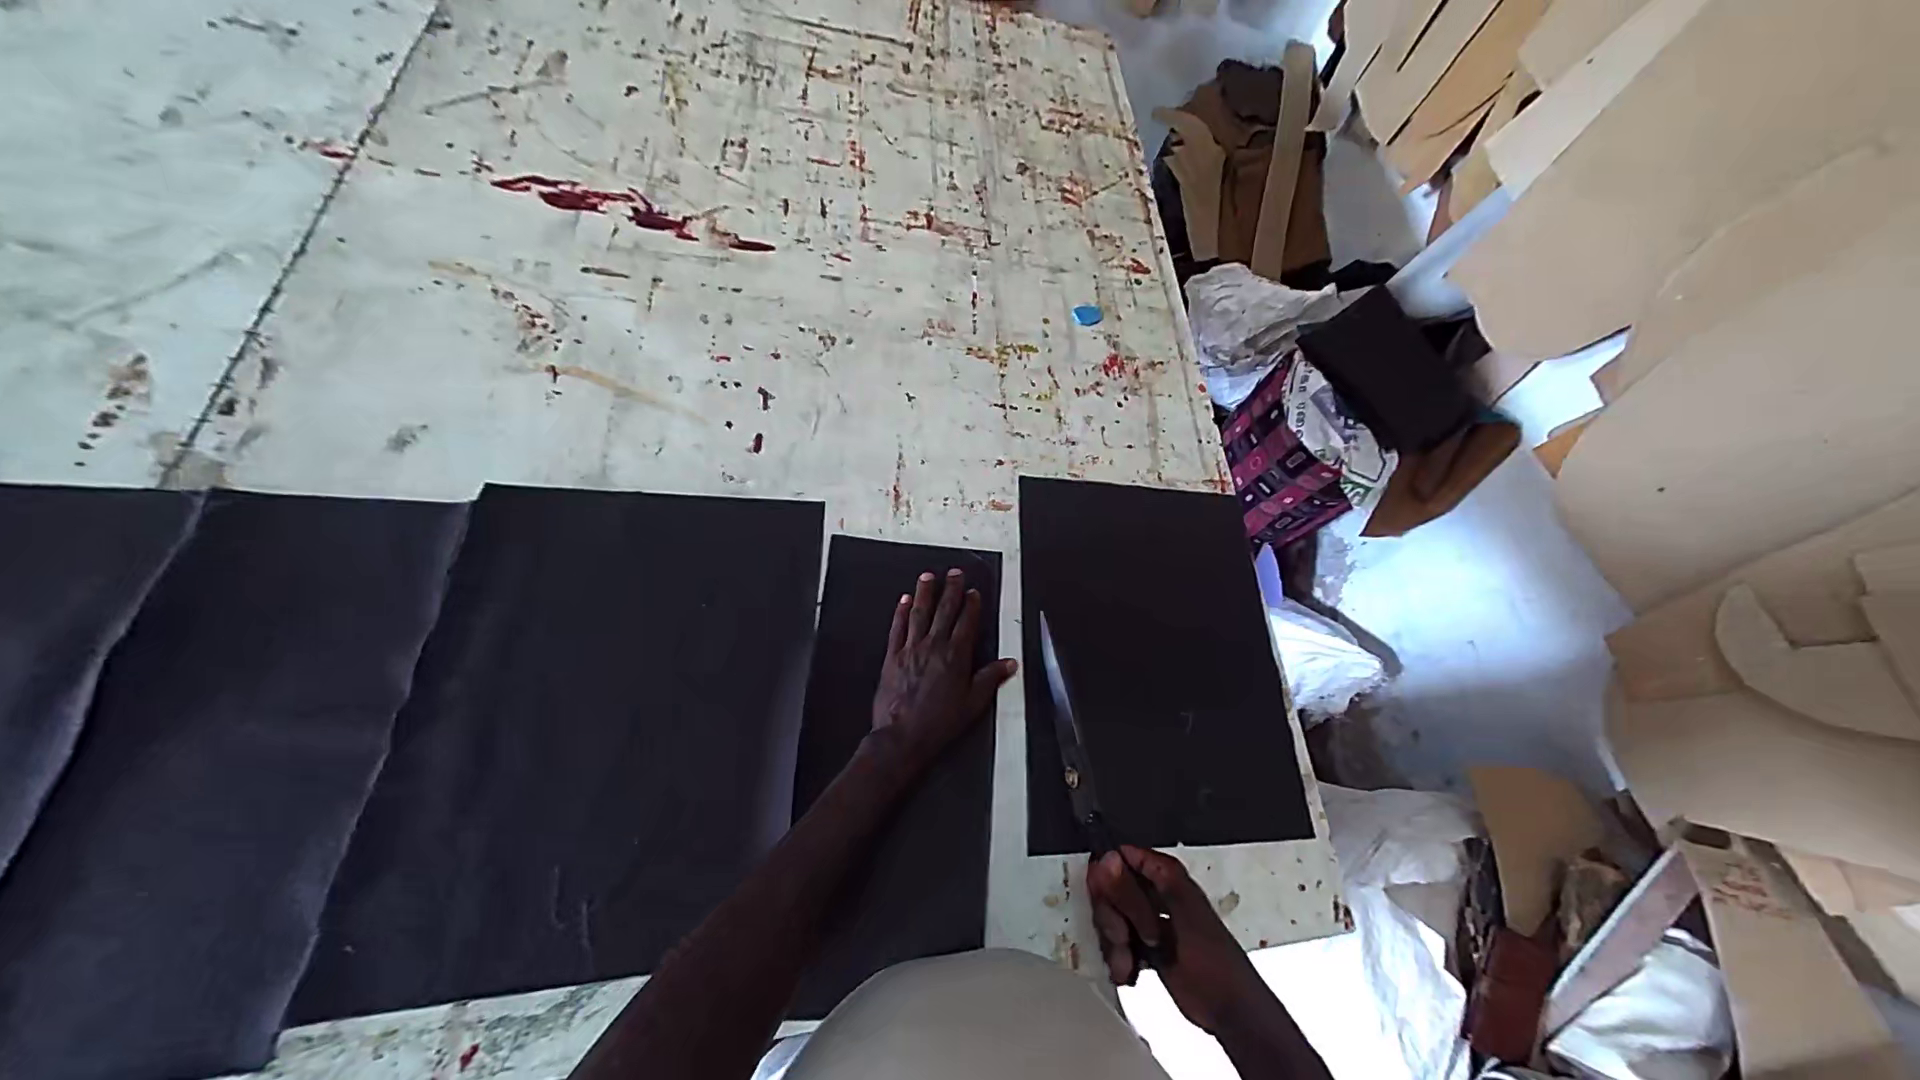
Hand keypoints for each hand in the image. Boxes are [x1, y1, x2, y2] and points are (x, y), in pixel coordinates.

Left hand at [868, 569, 1017, 771]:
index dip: (971, 605)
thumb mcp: (973, 703)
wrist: (903, 736)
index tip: (973, 592)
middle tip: (954, 573)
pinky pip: (897, 628)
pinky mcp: (892, 657)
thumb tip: (1008, 664)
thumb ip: (990, 679)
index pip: (966, 622)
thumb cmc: (938, 722)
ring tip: (928, 576)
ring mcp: (911, 649)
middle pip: (945, 610)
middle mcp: (934, 647)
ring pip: (920, 613)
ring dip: (925, 592)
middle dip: (951, 589)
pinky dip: (900, 612)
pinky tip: (904, 600)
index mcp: (956, 656)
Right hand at [1089, 845, 1274, 1034]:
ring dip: (1115, 944)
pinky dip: (1118, 958)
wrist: (1230, 1011)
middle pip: (1110, 890)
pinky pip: (1116, 943)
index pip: (1120, 858)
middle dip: (1112, 918)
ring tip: (1129, 963)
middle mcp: (1155, 893)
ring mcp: (1148, 920)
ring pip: (1110, 918)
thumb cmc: (1212, 960)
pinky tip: (1129, 972)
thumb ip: (1139, 887)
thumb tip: (1106, 858)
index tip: (1111, 902)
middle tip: (1124, 937)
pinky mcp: (1145, 947)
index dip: (1109, 877)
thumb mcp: (1177, 917)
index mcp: (1166, 876)